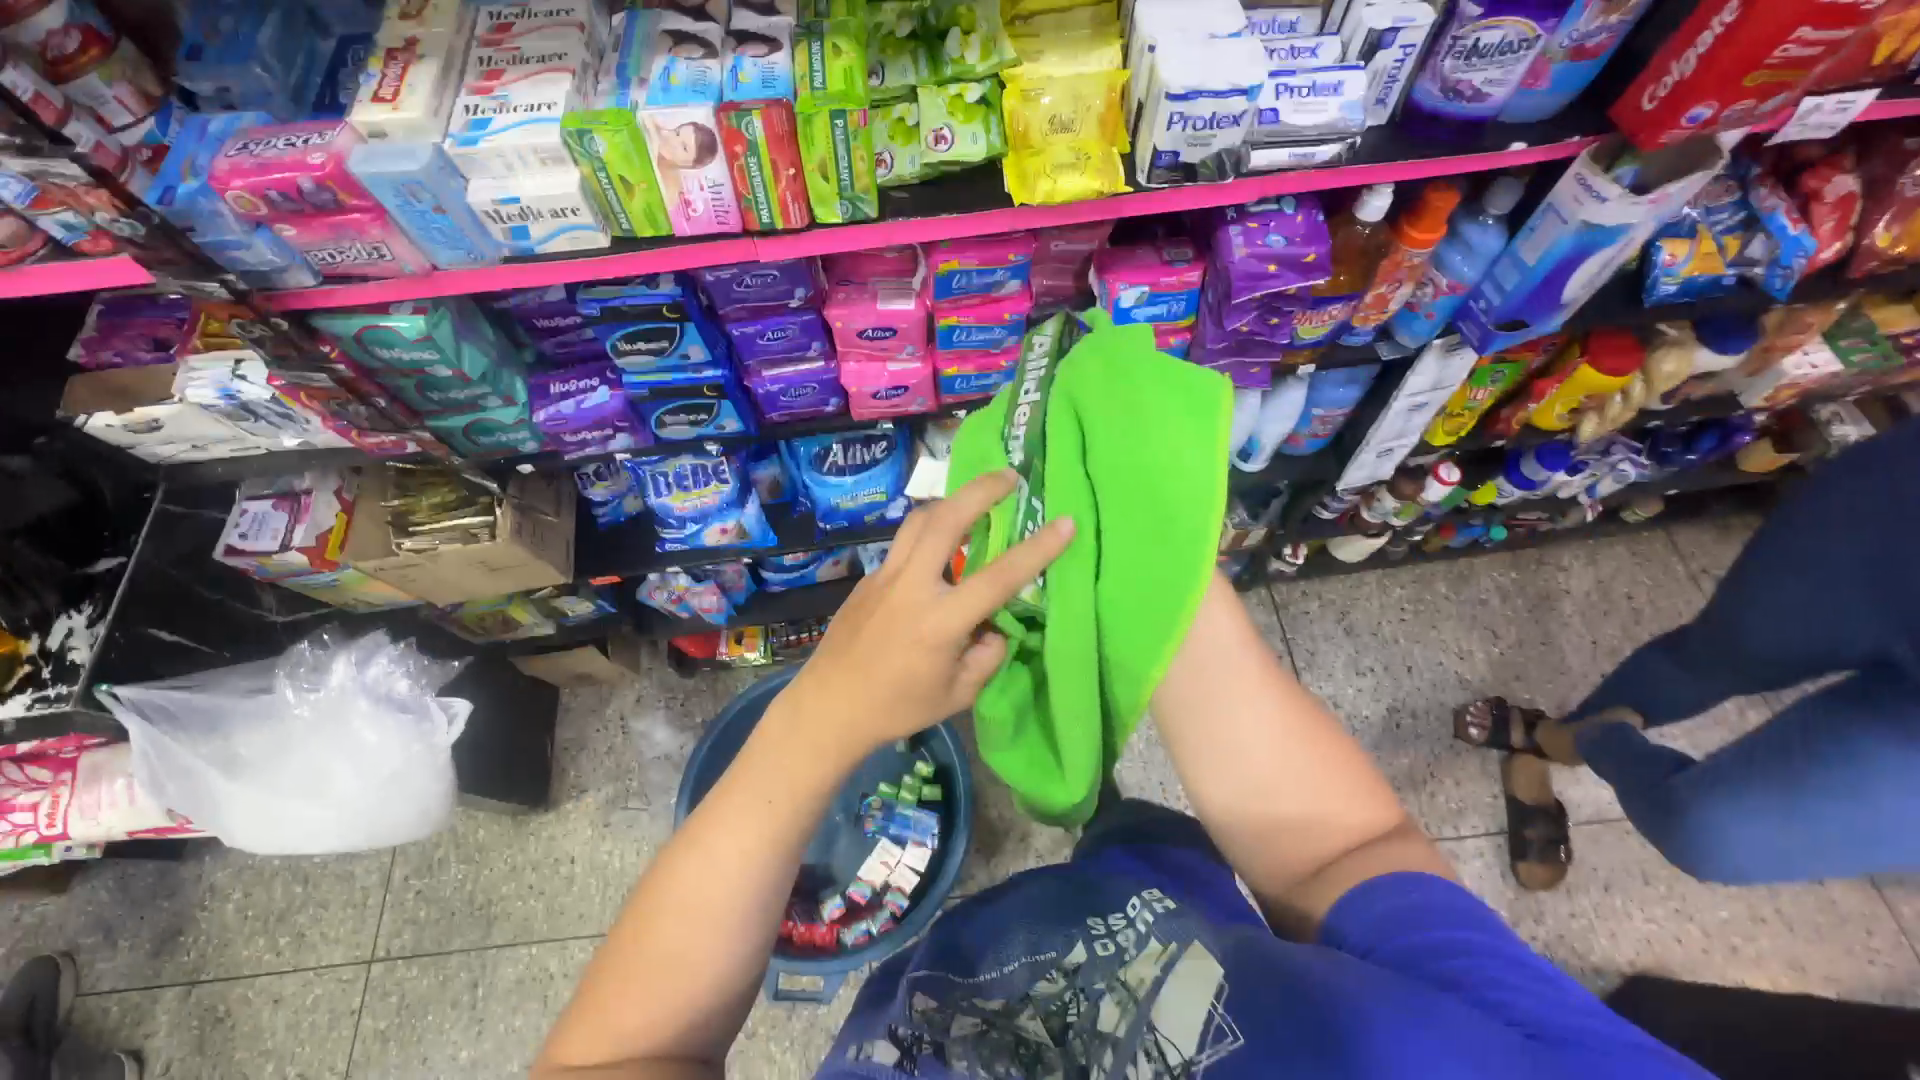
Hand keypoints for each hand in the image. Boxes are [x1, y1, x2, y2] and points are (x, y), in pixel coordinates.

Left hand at [767, 469, 1074, 762]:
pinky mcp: (869, 579)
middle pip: (945, 520)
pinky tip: (940, 551)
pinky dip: (927, 534)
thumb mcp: (958, 694)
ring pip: (918, 521)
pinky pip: (904, 545)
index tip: (1066, 522)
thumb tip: (995, 625)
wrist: (828, 707)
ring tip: (974, 499)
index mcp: (940, 621)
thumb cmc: (897, 707)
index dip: (1038, 548)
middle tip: (1010, 475)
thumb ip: (987, 655)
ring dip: (950, 502)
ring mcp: (885, 577)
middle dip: (980, 489)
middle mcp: (912, 587)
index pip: (1000, 577)